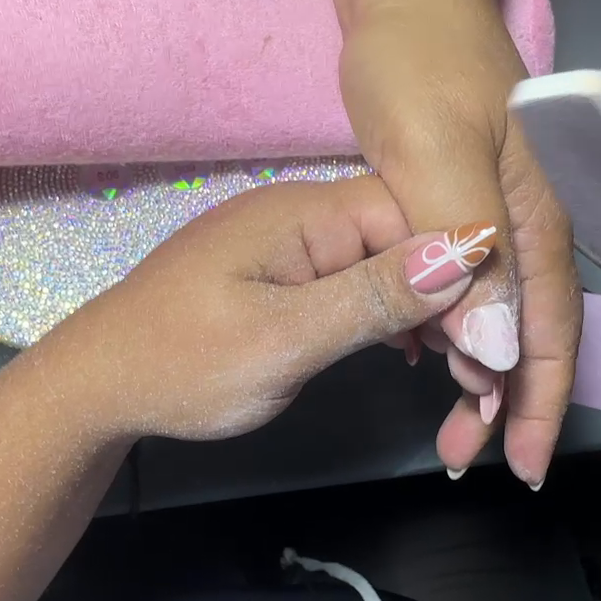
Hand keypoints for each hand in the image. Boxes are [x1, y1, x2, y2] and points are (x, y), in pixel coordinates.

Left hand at [42, 176, 493, 444]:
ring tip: (461, 376)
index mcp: (308, 213)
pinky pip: (358, 287)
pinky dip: (391, 319)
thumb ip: (372, 296)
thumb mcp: (283, 339)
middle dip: (457, 303)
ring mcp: (294, 248)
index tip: (499, 342)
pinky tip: (415, 354)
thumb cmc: (183, 364)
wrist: (100, 387)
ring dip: (430, 316)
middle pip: (411, 241)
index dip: (471, 273)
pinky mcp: (284, 279)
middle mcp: (306, 217)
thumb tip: (466, 251)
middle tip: (484, 378)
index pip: (419, 214)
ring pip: (389, 268)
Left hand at [339, 0, 579, 483]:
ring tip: (450, 421)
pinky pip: (461, 283)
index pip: (544, 328)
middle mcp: (521, 222)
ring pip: (491, 312)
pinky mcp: (453, 203)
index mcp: (528, 217)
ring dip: (476, 369)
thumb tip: (498, 349)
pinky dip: (445, 326)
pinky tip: (420, 352)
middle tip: (467, 451)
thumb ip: (466, 246)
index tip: (526, 466)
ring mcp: (488, 212)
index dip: (537, 400)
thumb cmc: (415, 68)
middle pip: (524, 329)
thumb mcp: (433, 155)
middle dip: (506, 399)